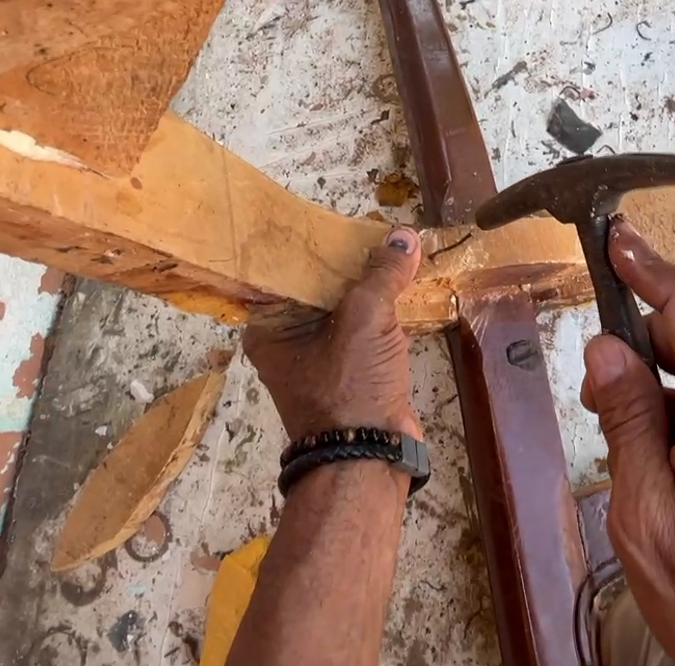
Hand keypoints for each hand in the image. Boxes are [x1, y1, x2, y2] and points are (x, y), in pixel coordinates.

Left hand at [243, 227, 422, 441]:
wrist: (372, 456)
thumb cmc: (350, 386)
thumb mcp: (366, 319)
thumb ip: (383, 274)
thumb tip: (404, 236)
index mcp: (270, 327)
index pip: (286, 270)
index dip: (314, 242)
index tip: (339, 218)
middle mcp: (287, 339)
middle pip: (319, 285)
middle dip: (348, 260)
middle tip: (373, 227)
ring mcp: (319, 356)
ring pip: (344, 306)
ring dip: (368, 284)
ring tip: (393, 247)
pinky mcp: (349, 368)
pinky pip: (362, 326)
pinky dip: (381, 308)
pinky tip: (402, 284)